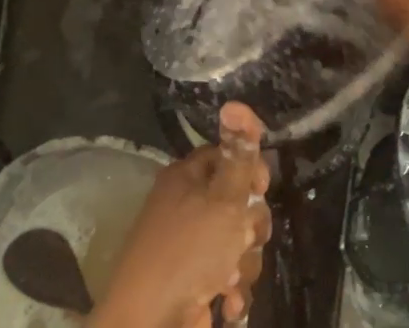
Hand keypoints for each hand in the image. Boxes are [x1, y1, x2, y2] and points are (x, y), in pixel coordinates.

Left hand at [93, 103, 272, 327]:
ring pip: (240, 242)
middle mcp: (188, 206)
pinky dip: (233, 289)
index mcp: (187, 178)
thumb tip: (237, 103)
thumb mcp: (221, 200)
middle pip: (241, 203)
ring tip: (226, 280)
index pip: (229, 156)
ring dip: (243, 264)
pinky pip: (231, 275)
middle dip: (250, 228)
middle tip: (241, 239)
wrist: (147, 323)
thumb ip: (239, 157)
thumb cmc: (186, 253)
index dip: (251, 171)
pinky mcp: (198, 280)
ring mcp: (192, 246)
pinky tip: (225, 303)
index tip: (261, 189)